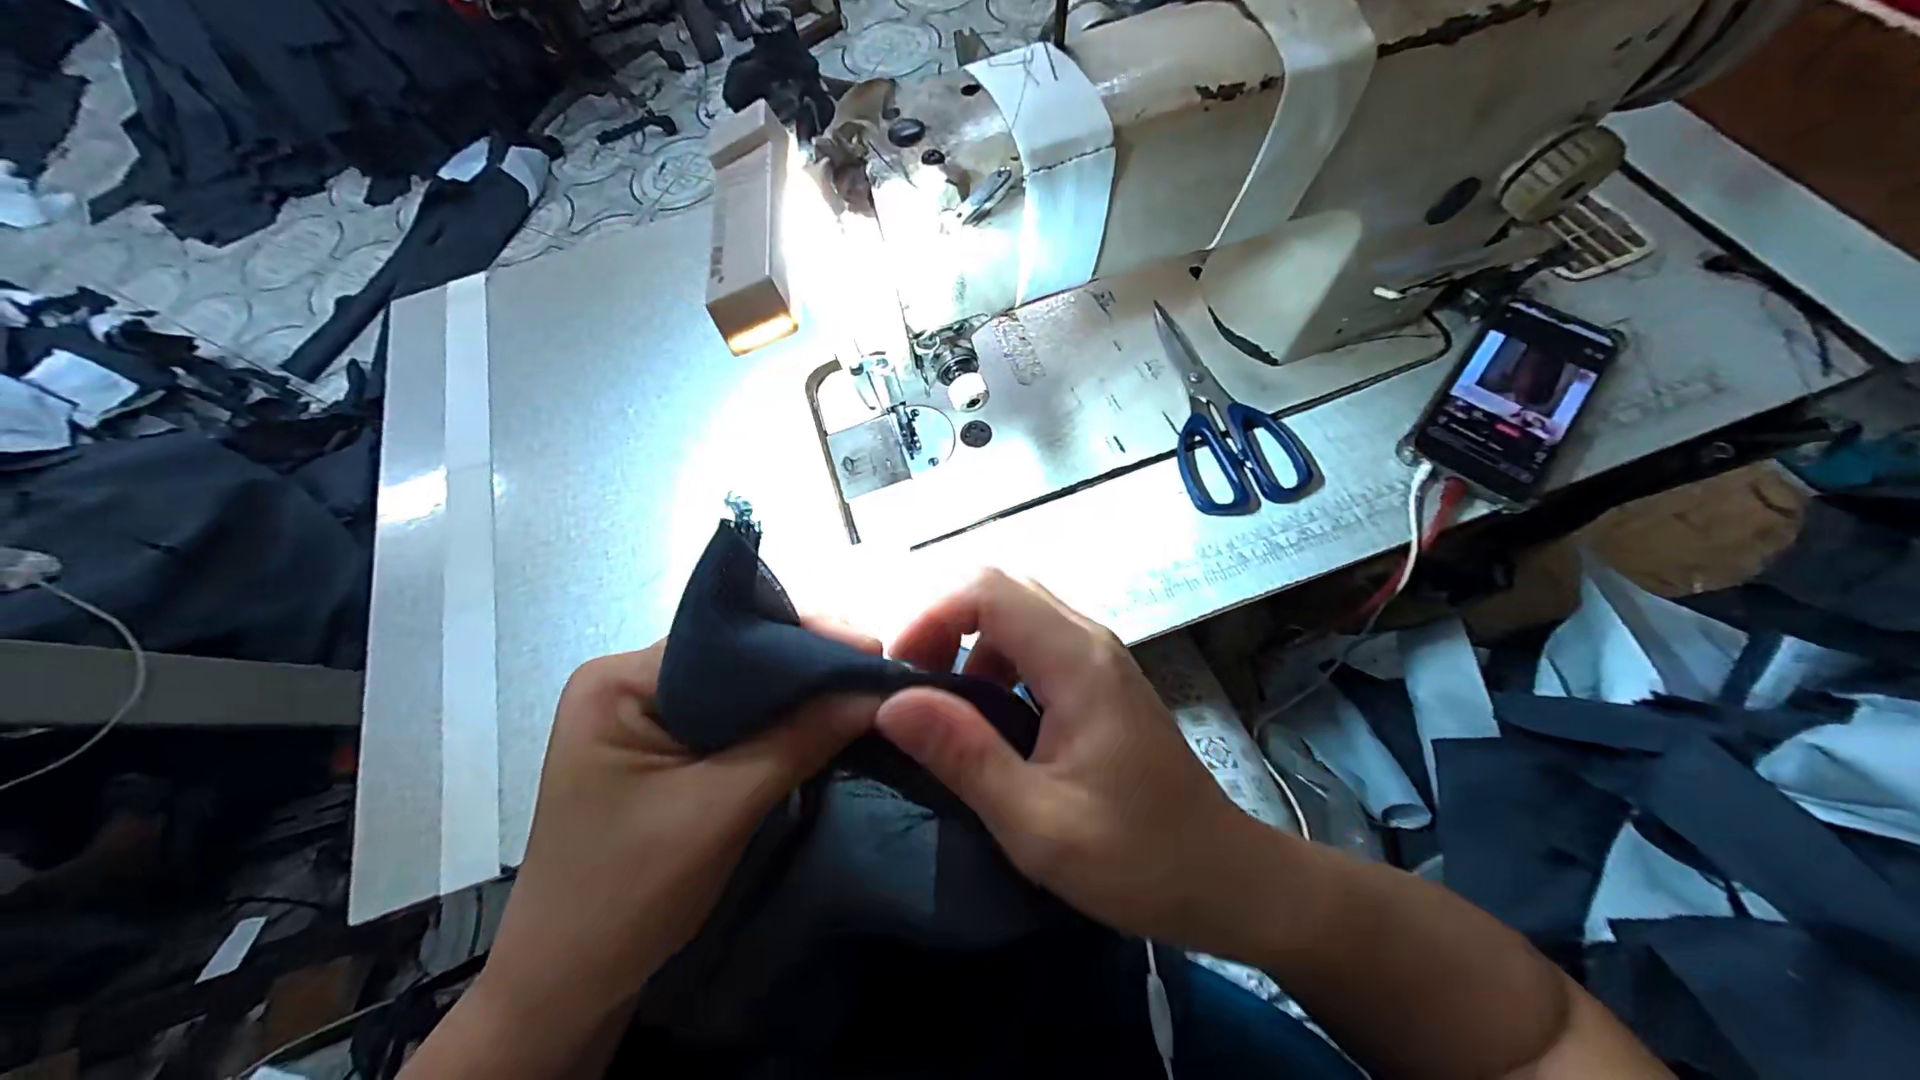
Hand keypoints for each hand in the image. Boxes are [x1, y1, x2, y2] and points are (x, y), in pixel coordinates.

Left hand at [478, 622, 882, 1022]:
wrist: (568, 990)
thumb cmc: (626, 895)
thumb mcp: (719, 811)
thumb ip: (798, 741)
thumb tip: (875, 691)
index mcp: (618, 681)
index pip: (726, 639)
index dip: (801, 643)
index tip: (870, 651)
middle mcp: (630, 683)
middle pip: (736, 659)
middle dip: (806, 667)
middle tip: (878, 670)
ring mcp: (647, 716)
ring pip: (741, 690)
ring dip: (798, 697)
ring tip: (863, 691)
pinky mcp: (667, 749)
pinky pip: (735, 721)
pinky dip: (780, 724)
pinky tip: (825, 723)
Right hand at [875, 571, 1275, 955]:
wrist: (1223, 877)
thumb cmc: (1137, 859)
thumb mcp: (1037, 823)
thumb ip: (964, 757)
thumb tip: (892, 702)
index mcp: (1079, 662)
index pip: (989, 590)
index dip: (931, 616)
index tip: (898, 673)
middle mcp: (1090, 640)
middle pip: (1001, 589)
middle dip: (942, 623)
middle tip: (911, 684)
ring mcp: (1097, 657)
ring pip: (1015, 612)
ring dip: (965, 643)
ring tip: (938, 701)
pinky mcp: (1096, 679)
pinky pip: (1032, 642)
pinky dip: (991, 662)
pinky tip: (982, 715)